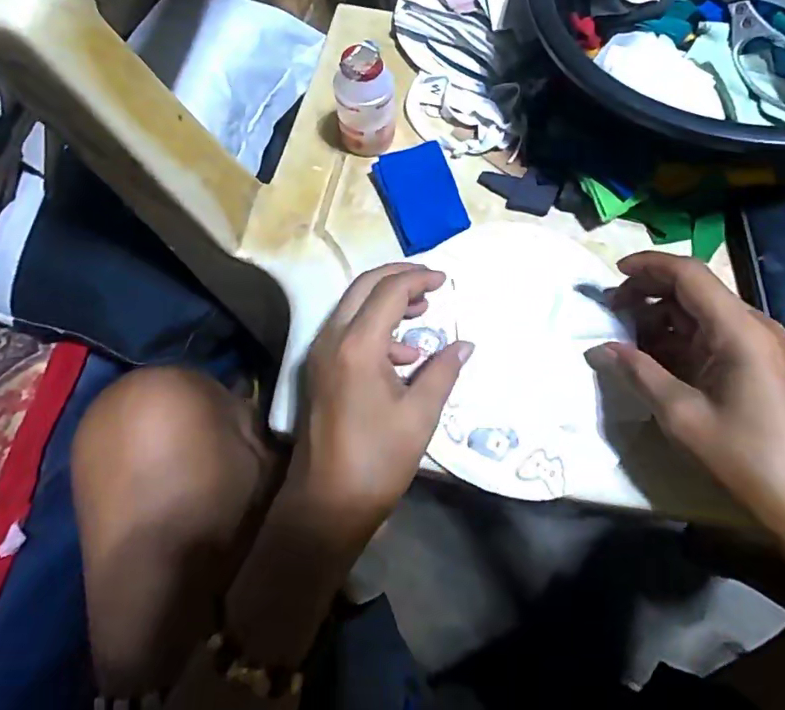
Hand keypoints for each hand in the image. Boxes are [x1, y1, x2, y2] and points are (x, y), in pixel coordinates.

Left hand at [291, 263, 470, 552]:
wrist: (325, 506)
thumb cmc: (378, 458)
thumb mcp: (421, 413)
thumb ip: (443, 370)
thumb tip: (464, 344)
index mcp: (358, 346)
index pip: (389, 291)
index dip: (419, 279)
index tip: (446, 280)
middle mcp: (333, 340)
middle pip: (365, 286)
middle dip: (400, 278)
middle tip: (432, 285)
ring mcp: (321, 355)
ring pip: (354, 305)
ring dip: (388, 300)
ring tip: (422, 313)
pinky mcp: (320, 371)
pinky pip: (348, 329)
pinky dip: (377, 325)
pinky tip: (405, 355)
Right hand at [590, 251, 784, 536]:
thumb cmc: (743, 456)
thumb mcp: (682, 416)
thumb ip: (639, 373)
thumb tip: (599, 348)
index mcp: (738, 328)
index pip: (689, 274)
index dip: (648, 266)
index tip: (613, 274)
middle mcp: (752, 323)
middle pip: (694, 288)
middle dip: (650, 291)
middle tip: (613, 309)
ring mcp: (758, 340)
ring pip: (702, 309)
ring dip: (663, 315)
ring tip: (627, 336)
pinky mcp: (758, 358)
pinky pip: (713, 332)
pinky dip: (681, 336)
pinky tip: (654, 355)